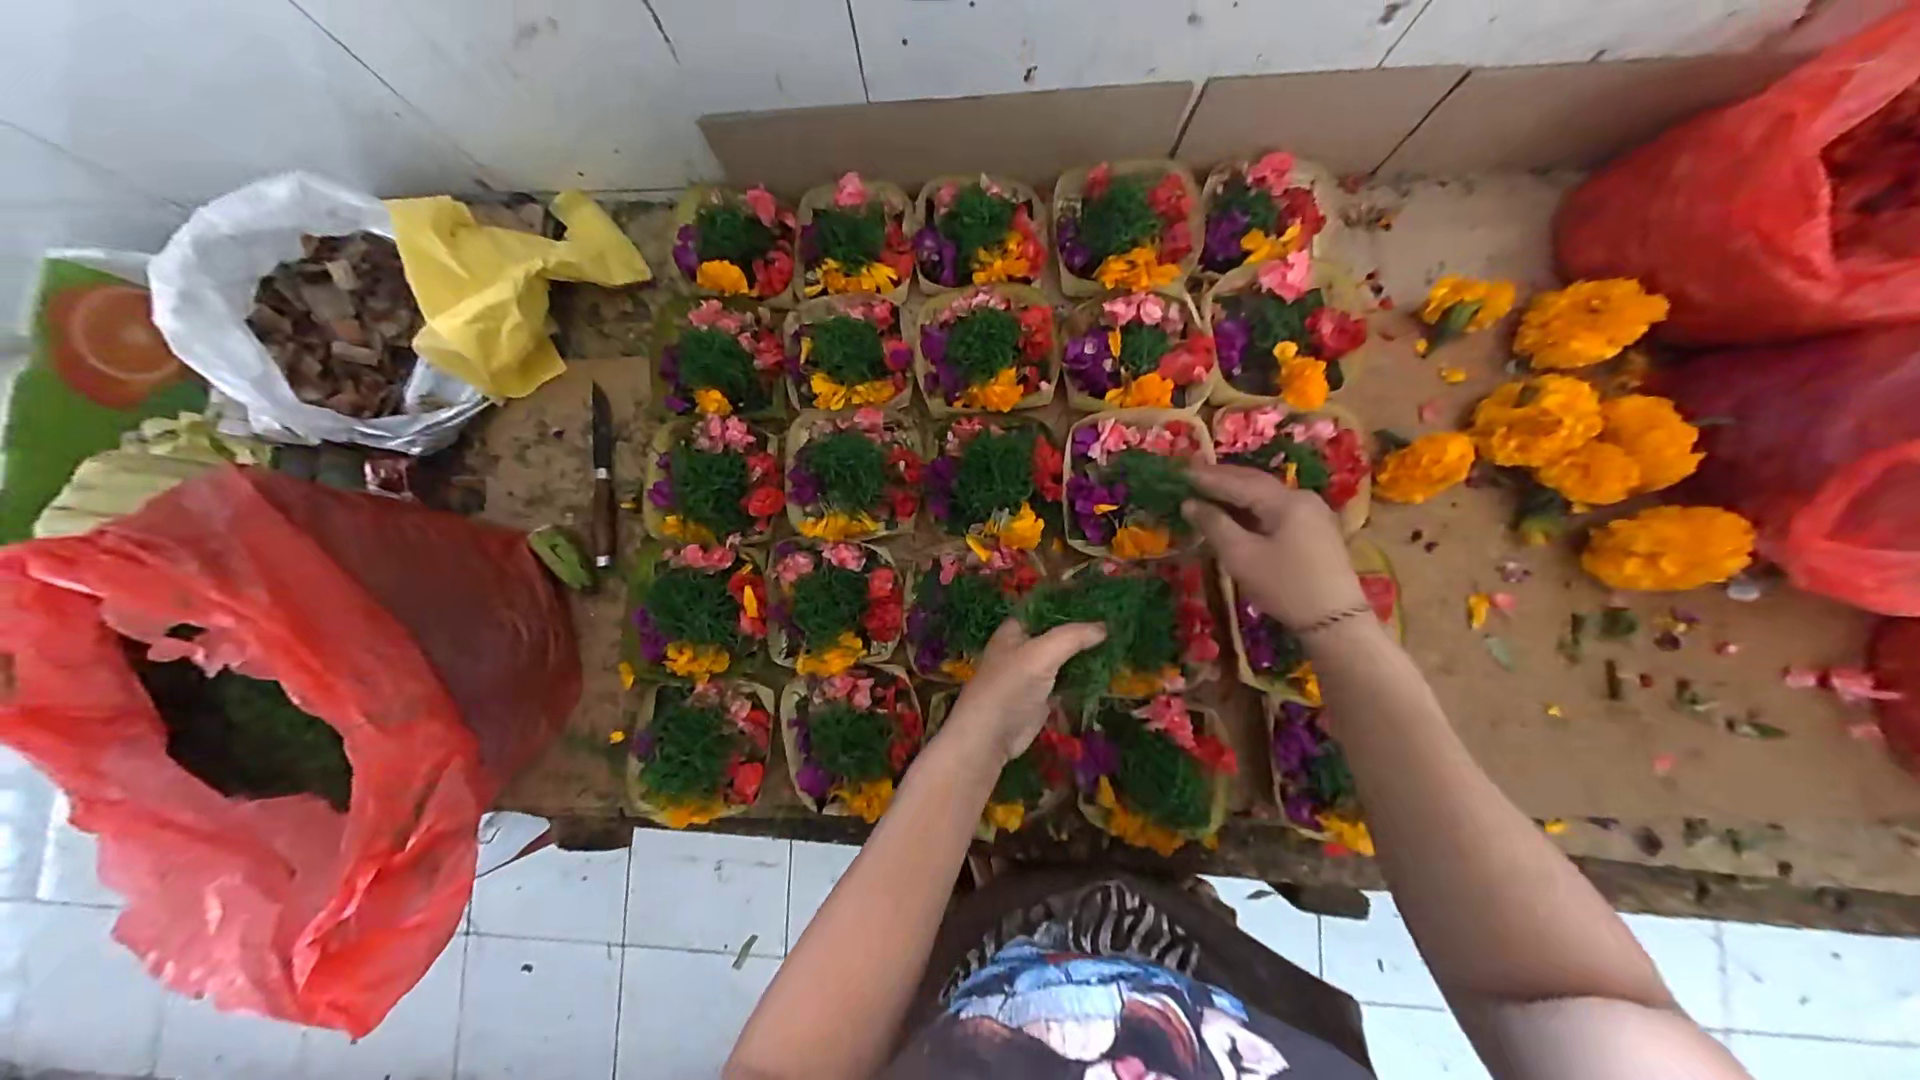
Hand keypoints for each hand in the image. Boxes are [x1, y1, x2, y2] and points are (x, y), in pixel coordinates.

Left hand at [943, 619, 1105, 764]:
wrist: (991, 735)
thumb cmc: (1010, 686)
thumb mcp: (1041, 653)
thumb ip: (1072, 637)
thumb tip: (1104, 627)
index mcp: (1015, 630)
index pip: (1046, 609)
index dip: (1071, 604)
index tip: (1101, 601)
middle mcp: (1024, 648)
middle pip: (1058, 634)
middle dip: (1083, 631)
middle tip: (1117, 623)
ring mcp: (1033, 674)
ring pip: (1065, 658)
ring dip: (1086, 654)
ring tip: (1119, 643)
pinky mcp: (1043, 697)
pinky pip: (1068, 681)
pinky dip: (1084, 677)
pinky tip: (1107, 670)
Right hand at [1181, 462, 1366, 630]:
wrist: (1335, 621)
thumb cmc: (1285, 586)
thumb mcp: (1241, 557)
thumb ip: (1214, 525)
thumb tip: (1189, 504)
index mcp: (1286, 501)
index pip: (1239, 482)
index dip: (1207, 478)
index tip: (1180, 472)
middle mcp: (1302, 498)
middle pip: (1255, 482)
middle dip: (1222, 478)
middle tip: (1191, 475)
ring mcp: (1312, 513)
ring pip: (1265, 495)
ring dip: (1235, 492)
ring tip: (1207, 490)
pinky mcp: (1314, 530)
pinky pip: (1275, 509)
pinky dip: (1250, 507)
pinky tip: (1235, 512)